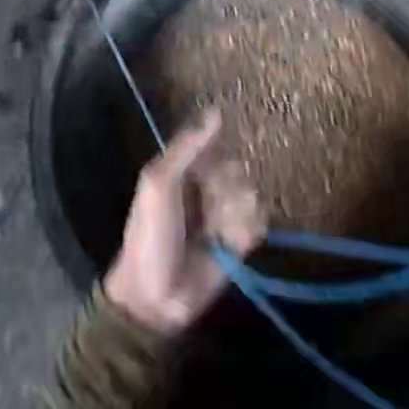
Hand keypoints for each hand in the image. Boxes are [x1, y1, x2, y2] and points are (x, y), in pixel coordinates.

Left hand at [103, 110, 265, 334]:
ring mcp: (225, 213)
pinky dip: (245, 230)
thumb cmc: (149, 234)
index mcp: (185, 168)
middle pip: (237, 167)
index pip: (216, 143)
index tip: (206, 170)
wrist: (155, 298)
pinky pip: (259, 220)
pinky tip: (228, 244)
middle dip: (224, 186)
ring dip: (233, 212)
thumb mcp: (159, 183)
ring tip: (214, 232)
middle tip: (206, 206)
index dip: (215, 154)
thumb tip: (216, 111)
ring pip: (250, 192)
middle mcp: (208, 186)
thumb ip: (186, 146)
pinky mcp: (241, 240)